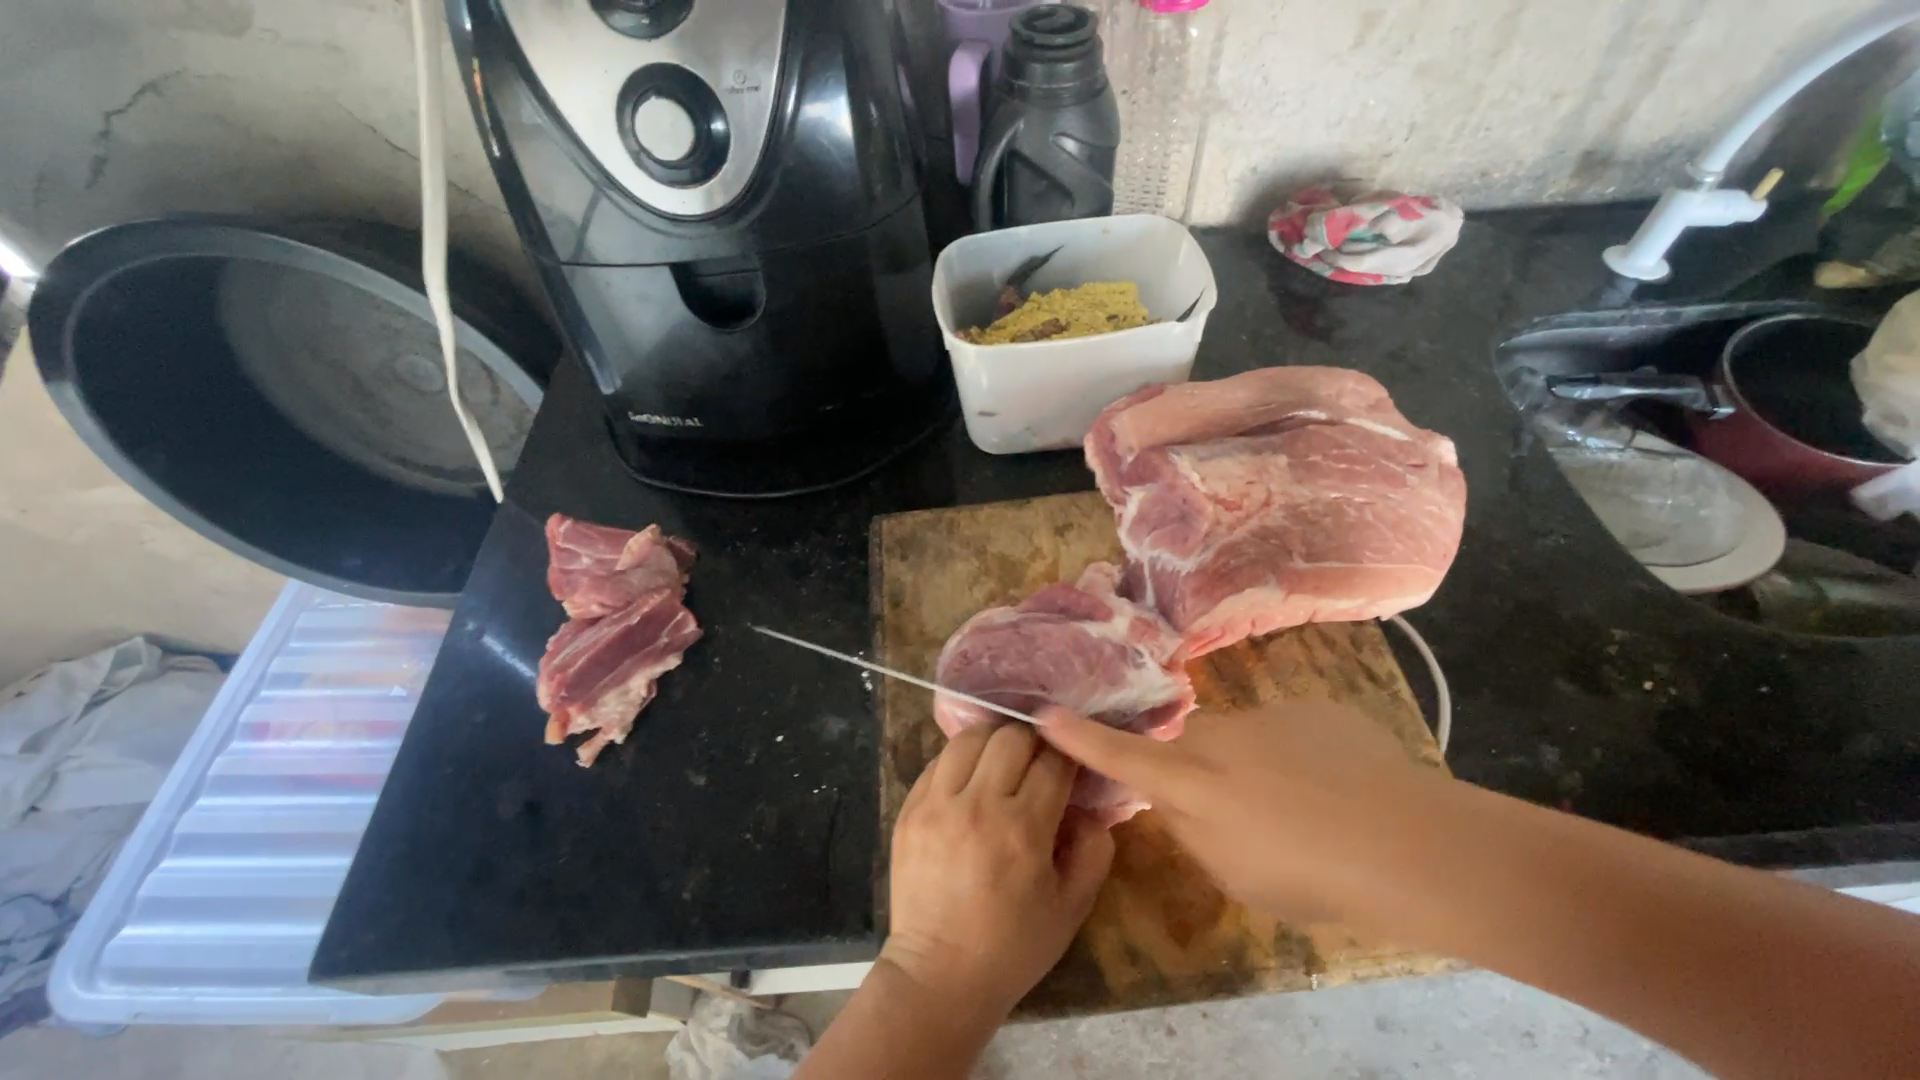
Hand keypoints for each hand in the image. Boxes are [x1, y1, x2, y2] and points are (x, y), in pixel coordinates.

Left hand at [881, 722, 1114, 1018]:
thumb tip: (1089, 808)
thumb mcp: (1072, 907)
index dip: (1069, 756)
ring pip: (969, 738)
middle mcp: (977, 806)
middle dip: (1033, 742)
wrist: (939, 975)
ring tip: (1002, 763)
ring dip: (993, 742)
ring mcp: (936, 805)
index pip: (1053, 761)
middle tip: (1039, 762)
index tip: (1072, 764)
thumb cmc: (1013, 946)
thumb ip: (1093, 850)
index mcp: (1023, 829)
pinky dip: (960, 761)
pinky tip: (971, 781)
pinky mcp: (909, 810)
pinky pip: (938, 762)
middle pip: (1011, 737)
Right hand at [1036, 700, 1440, 921]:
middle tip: (1233, 810)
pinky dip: (1295, 757)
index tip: (1044, 713)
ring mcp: (1268, 717)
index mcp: (1192, 783)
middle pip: (1186, 744)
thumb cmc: (1308, 876)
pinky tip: (1333, 790)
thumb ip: (1191, 832)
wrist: (1405, 842)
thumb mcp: (1232, 873)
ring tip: (1300, 806)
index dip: (1080, 738)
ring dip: (1250, 765)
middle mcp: (1219, 737)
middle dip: (1193, 768)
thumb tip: (1175, 803)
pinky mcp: (1312, 710)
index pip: (1122, 757)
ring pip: (1238, 737)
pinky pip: (1285, 732)